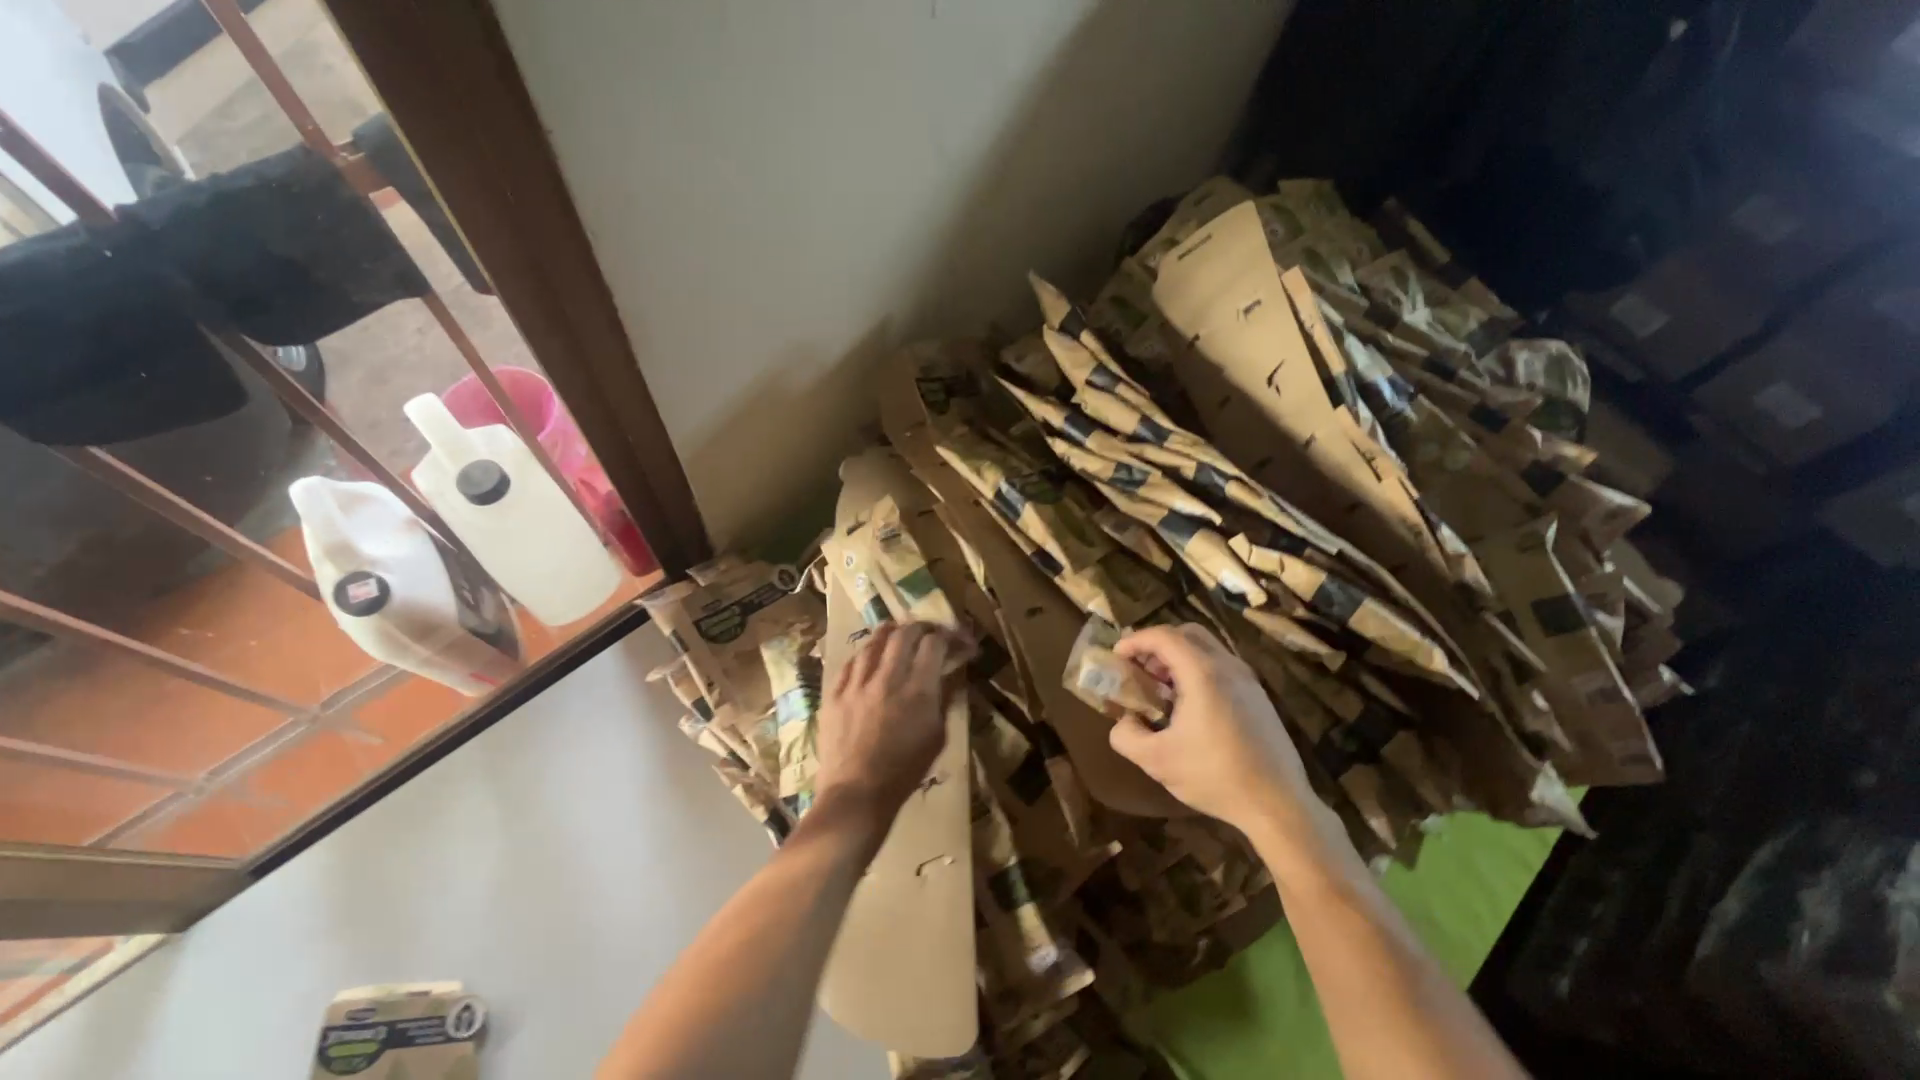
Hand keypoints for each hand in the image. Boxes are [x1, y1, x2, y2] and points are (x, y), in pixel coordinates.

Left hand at [813, 621, 961, 825]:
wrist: (857, 793)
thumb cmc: (904, 772)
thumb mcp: (937, 738)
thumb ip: (943, 701)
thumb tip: (950, 676)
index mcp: (918, 690)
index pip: (934, 644)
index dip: (950, 637)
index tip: (959, 642)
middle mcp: (887, 679)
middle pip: (904, 635)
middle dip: (920, 627)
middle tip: (928, 632)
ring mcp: (856, 685)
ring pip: (872, 643)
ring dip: (888, 633)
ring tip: (897, 632)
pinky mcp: (833, 695)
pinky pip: (848, 664)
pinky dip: (863, 656)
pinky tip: (867, 657)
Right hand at [1109, 624, 1316, 837]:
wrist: (1277, 803)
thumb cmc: (1214, 776)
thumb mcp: (1156, 761)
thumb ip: (1127, 736)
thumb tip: (1123, 722)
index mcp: (1203, 674)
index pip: (1164, 636)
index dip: (1135, 641)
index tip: (1116, 656)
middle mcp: (1229, 667)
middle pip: (1188, 633)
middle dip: (1158, 645)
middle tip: (1139, 668)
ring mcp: (1249, 681)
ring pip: (1208, 650)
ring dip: (1179, 658)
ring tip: (1161, 689)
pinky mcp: (1259, 698)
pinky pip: (1222, 668)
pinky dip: (1199, 672)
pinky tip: (1190, 707)